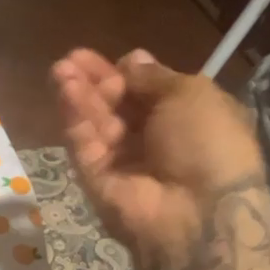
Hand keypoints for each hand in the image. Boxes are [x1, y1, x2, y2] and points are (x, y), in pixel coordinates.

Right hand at [52, 48, 266, 265]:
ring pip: (94, 122)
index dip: (128, 73)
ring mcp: (120, 161)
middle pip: (114, 104)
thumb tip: (131, 60)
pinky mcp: (95, 180)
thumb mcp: (191, 94)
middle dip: (95, 80)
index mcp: (181, 117)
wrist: (199, 209)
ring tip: (60, 70)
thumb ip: (153, 77)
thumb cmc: (209, 142)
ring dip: (78, 95)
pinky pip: (84, 145)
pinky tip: (66, 92)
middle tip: (71, 59)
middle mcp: (149, 139)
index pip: (144, 91)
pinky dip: (75, 118)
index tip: (116, 60)